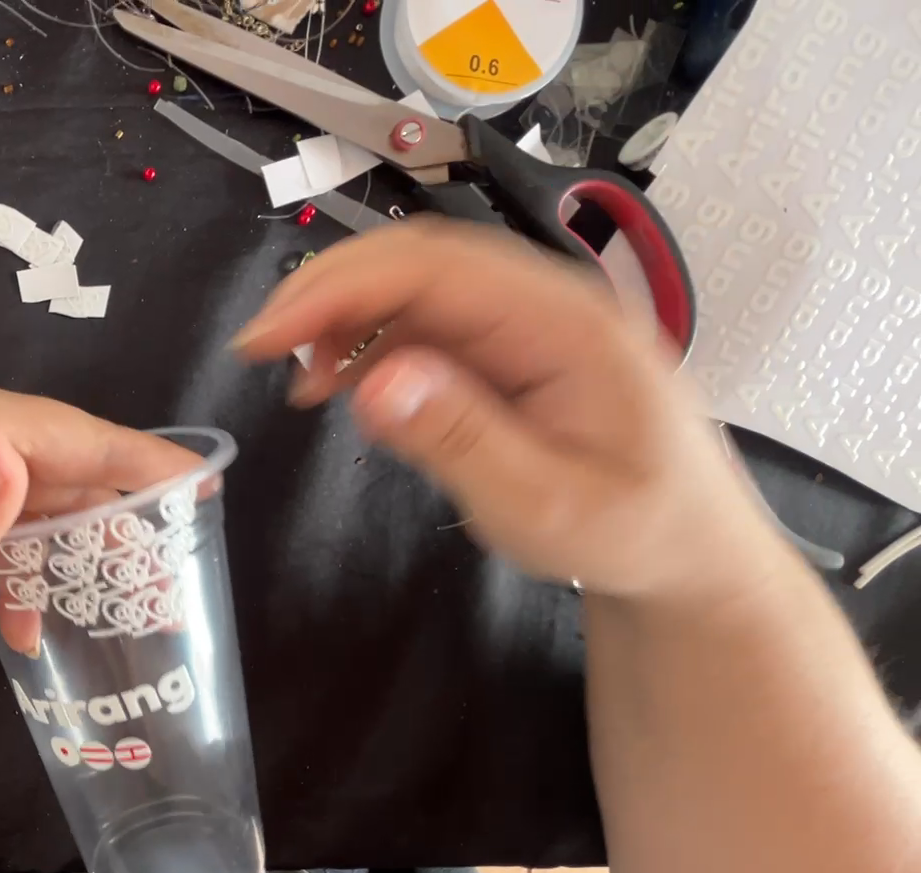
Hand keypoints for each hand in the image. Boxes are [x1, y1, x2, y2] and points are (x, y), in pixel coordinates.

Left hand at [0, 377, 199, 692]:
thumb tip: (3, 447)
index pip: (64, 433)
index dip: (139, 462)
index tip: (203, 489)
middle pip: (56, 455)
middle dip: (116, 509)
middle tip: (168, 566)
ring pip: (33, 485)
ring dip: (76, 539)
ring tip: (122, 596)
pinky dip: (27, 554)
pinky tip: (32, 613)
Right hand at [234, 219, 785, 601]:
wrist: (680, 548)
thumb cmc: (625, 530)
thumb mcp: (542, 504)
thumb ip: (460, 440)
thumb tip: (373, 384)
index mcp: (562, 324)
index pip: (431, 271)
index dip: (334, 292)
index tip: (262, 340)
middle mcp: (539, 304)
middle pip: (414, 259)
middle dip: (323, 291)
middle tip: (257, 347)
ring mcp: (518, 323)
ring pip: (407, 285)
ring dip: (338, 318)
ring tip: (300, 382)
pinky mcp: (497, 348)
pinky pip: (415, 322)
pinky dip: (359, 343)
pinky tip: (334, 383)